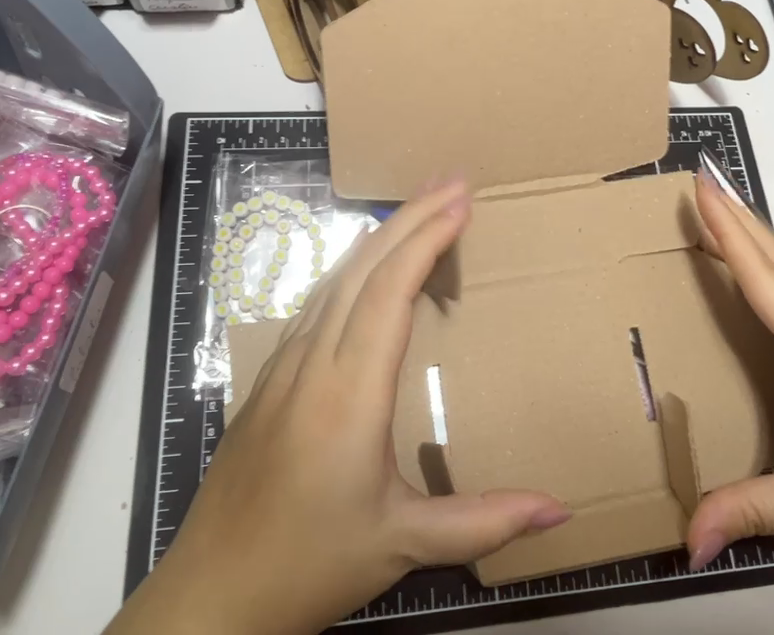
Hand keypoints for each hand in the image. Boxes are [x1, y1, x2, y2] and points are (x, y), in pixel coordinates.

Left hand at [111, 180, 569, 634]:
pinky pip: (317, 304)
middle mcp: (313, 363)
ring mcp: (284, 367)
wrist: (212, 592)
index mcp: (348, 394)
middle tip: (452, 181)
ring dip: (378, 237)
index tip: (462, 202)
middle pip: (361, 269)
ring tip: (419, 207)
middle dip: (409, 218)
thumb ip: (484, 521)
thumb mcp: (402, 545)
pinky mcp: (270, 379)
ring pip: (334, 280)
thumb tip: (560, 510)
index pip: (389, 292)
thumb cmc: (309, 565)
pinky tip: (367, 266)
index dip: (426, 240)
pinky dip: (352, 269)